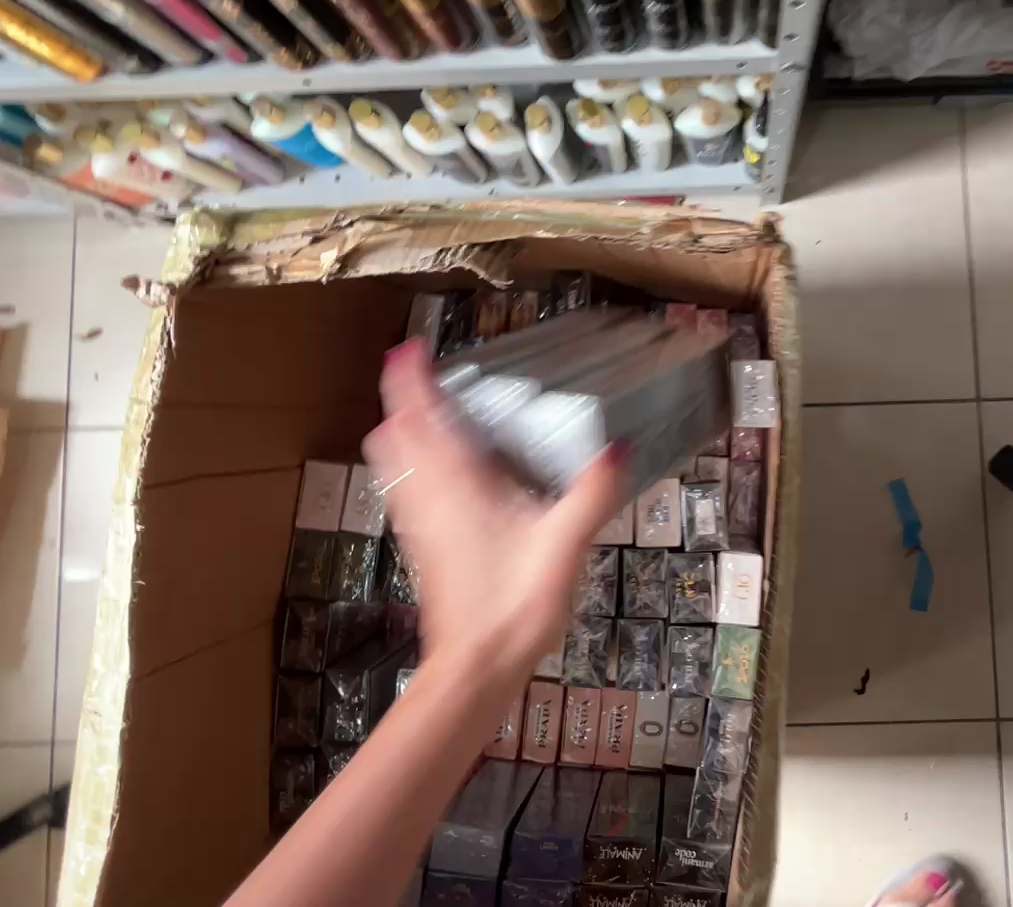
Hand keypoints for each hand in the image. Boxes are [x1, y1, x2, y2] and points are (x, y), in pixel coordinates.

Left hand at [361, 338, 626, 692]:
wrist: (477, 665)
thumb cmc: (514, 601)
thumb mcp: (564, 543)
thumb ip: (591, 493)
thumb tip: (620, 447)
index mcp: (455, 483)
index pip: (418, 416)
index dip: (409, 378)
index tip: (411, 347)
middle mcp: (426, 495)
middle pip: (392, 433)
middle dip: (401, 399)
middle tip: (429, 378)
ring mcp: (418, 522)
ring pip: (392, 461)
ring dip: (402, 428)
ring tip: (434, 414)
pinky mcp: (422, 543)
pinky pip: (404, 486)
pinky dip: (412, 461)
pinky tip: (446, 471)